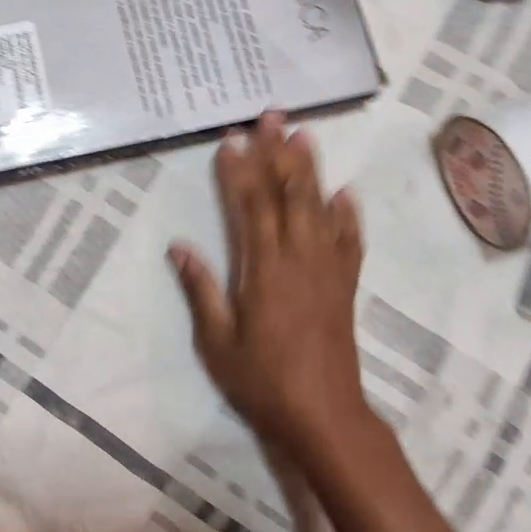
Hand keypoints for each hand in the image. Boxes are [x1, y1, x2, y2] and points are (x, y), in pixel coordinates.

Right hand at [168, 111, 373, 454]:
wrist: (324, 416)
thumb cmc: (262, 381)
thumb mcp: (217, 342)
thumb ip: (201, 290)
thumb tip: (179, 246)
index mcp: (264, 269)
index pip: (250, 207)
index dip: (239, 171)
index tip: (230, 139)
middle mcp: (299, 259)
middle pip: (289, 195)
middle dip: (277, 153)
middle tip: (271, 115)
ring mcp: (328, 271)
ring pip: (320, 208)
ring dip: (311, 170)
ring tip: (304, 134)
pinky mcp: (346, 287)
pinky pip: (351, 241)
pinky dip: (349, 215)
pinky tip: (346, 193)